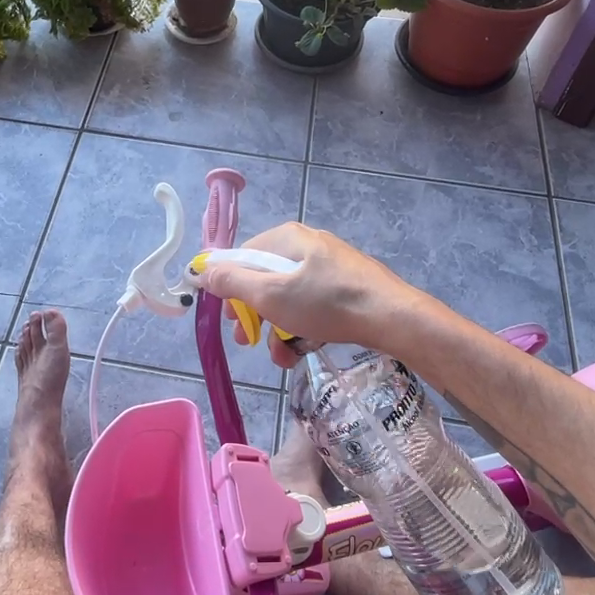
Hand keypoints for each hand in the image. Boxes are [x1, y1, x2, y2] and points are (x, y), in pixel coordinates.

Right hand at [193, 222, 425, 366]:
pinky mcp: (346, 287)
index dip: (230, 288)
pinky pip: (312, 306)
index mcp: (287, 237)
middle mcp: (307, 246)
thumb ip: (233, 283)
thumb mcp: (271, 295)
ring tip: (284, 357)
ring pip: (289, 298)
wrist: (392, 318)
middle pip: (266, 279)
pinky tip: (304, 350)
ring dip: (279, 330)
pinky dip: (303, 328)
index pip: (243, 256)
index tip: (229, 319)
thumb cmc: (326, 302)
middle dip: (255, 315)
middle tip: (250, 341)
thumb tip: (202, 269)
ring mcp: (329, 267)